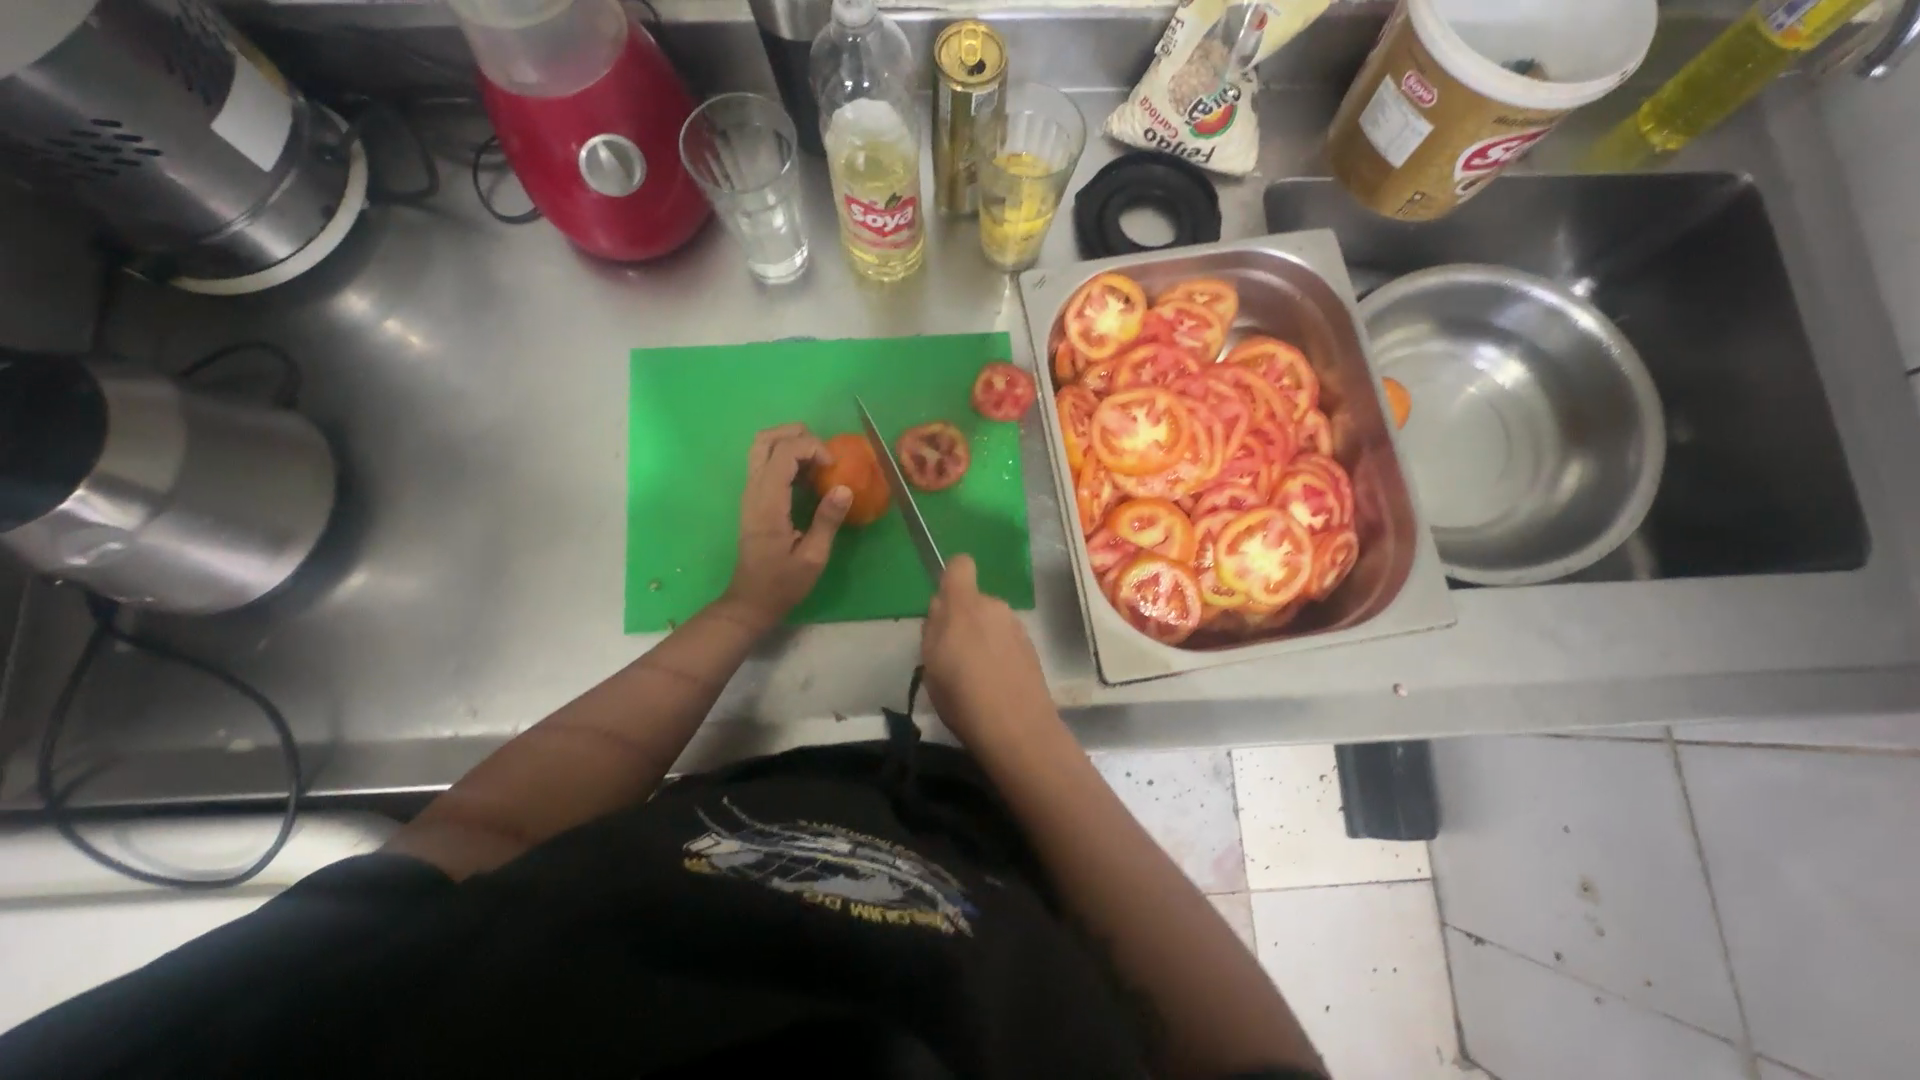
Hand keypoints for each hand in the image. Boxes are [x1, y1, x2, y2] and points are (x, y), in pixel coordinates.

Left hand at [721, 423, 849, 630]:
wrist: (751, 601)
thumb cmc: (783, 583)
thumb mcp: (813, 557)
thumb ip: (827, 520)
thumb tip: (844, 488)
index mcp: (768, 502)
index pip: (784, 453)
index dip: (812, 448)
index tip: (833, 468)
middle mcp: (753, 491)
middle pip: (765, 440)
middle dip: (797, 435)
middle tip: (824, 452)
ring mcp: (750, 494)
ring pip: (761, 448)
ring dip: (789, 444)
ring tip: (818, 461)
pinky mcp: (753, 500)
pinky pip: (764, 464)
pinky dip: (785, 459)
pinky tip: (807, 477)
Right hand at [921, 555, 1055, 745]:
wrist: (1017, 728)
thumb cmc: (962, 695)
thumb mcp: (930, 664)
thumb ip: (933, 628)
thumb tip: (941, 608)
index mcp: (965, 605)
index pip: (960, 565)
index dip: (950, 579)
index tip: (943, 608)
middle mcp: (995, 607)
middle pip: (974, 600)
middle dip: (963, 619)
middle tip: (952, 656)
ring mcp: (1017, 627)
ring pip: (991, 622)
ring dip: (982, 638)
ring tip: (975, 677)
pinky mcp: (1032, 648)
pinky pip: (1006, 640)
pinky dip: (999, 654)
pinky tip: (995, 684)